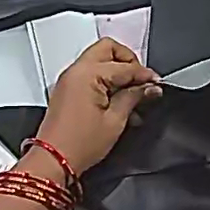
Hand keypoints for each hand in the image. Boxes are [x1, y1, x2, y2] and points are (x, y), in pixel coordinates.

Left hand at [34, 38, 160, 175]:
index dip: (144, 75)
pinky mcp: (67, 90)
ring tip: (132, 97)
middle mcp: (76, 71)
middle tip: (141, 81)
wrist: (53, 160)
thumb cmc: (78, 144)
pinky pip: (90, 75)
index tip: (155, 85)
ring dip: (117, 72)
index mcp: (87, 74)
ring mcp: (69, 80)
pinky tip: (118, 103)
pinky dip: (105, 82)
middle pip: (108, 49)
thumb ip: (133, 98)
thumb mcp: (115, 121)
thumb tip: (148, 88)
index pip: (124, 66)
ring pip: (99, 60)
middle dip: (128, 62)